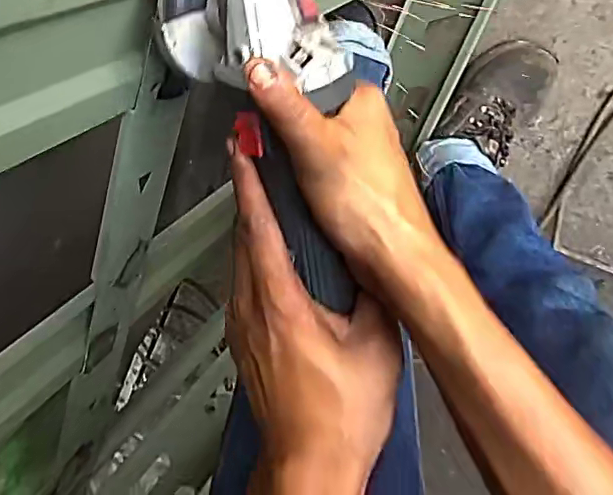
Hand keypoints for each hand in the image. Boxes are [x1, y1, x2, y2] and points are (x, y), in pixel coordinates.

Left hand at [227, 134, 401, 494]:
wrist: (308, 461)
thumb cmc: (340, 415)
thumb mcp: (375, 352)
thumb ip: (374, 301)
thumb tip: (374, 268)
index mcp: (278, 298)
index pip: (257, 225)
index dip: (248, 183)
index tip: (240, 152)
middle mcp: (249, 302)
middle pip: (241, 233)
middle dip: (244, 192)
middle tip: (246, 158)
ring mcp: (239, 318)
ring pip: (238, 254)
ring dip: (246, 221)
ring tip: (256, 193)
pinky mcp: (239, 333)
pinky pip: (240, 278)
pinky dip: (249, 252)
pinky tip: (264, 251)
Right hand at [243, 59, 439, 292]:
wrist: (392, 262)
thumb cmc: (373, 207)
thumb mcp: (314, 144)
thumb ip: (284, 104)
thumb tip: (258, 68)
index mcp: (358, 99)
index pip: (304, 67)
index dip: (271, 75)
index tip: (247, 84)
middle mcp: (354, 118)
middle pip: (295, 98)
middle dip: (267, 113)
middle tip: (249, 125)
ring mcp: (345, 146)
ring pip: (294, 127)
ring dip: (272, 138)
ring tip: (258, 148)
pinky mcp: (335, 171)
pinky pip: (298, 152)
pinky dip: (281, 158)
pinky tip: (274, 169)